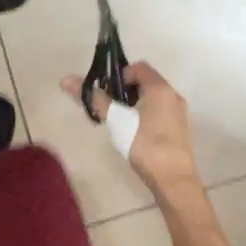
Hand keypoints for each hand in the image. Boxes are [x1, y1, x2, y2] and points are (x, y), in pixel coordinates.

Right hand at [61, 62, 198, 195]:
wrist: (173, 178)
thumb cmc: (144, 144)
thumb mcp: (116, 120)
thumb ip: (95, 99)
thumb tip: (66, 80)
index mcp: (160, 89)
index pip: (139, 67)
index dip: (119, 75)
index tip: (107, 93)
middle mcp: (173, 96)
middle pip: (146, 83)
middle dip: (125, 91)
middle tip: (110, 109)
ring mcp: (179, 113)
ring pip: (153, 99)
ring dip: (135, 105)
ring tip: (120, 123)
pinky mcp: (179, 129)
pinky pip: (160, 112)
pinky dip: (145, 115)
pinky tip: (135, 134)